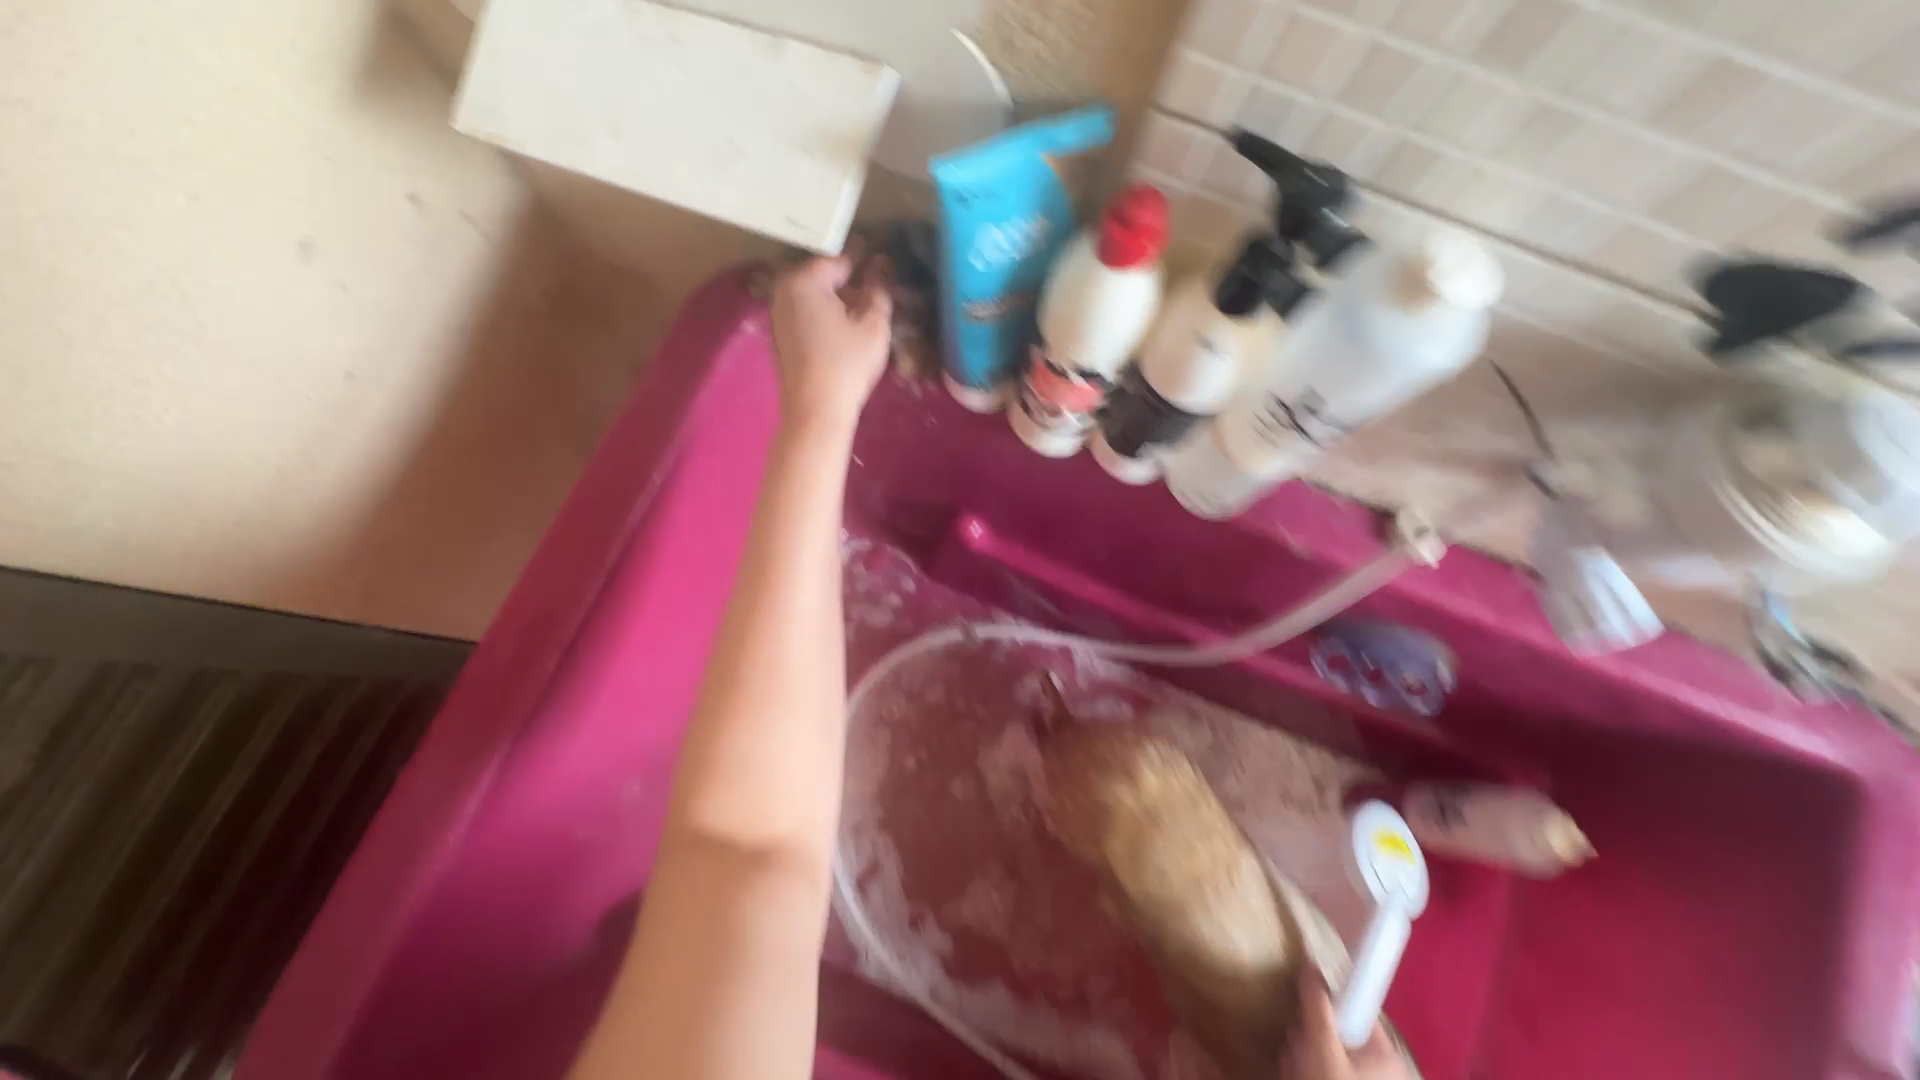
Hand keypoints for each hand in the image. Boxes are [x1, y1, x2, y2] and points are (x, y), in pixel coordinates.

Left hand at [769, 254, 893, 434]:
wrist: (815, 411)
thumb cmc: (847, 366)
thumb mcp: (873, 325)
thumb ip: (878, 289)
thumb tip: (882, 265)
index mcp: (804, 280)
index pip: (840, 258)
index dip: (865, 258)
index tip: (883, 258)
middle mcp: (784, 290)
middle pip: (824, 275)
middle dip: (849, 279)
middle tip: (876, 286)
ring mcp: (778, 312)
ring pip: (815, 294)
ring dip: (838, 298)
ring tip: (864, 309)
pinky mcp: (780, 334)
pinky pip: (807, 312)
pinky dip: (825, 313)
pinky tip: (844, 328)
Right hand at [1283, 969, 1412, 1079]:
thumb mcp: (1321, 1048)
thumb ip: (1316, 1005)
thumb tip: (1310, 964)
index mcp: (1387, 1055)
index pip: (1354, 1008)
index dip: (1327, 1003)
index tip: (1305, 1010)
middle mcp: (1380, 1069)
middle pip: (1335, 1029)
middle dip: (1307, 1036)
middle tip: (1296, 1050)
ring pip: (1322, 1050)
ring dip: (1300, 1055)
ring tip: (1294, 1071)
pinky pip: (1320, 1068)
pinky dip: (1303, 1070)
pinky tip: (1295, 1077)